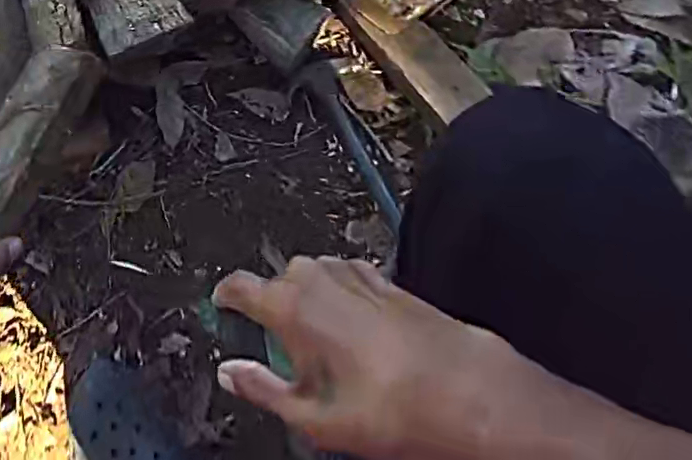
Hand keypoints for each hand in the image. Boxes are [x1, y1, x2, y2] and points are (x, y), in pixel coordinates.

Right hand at [214, 256, 521, 457]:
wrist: (468, 391)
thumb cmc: (395, 407)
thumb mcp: (315, 419)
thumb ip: (262, 389)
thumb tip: (231, 374)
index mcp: (289, 305)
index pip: (237, 286)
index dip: (225, 298)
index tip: (223, 308)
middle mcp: (312, 277)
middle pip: (275, 285)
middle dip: (276, 313)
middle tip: (293, 358)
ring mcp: (346, 271)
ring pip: (309, 279)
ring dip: (310, 304)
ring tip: (331, 352)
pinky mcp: (375, 275)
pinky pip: (341, 278)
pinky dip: (339, 298)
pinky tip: (357, 333)